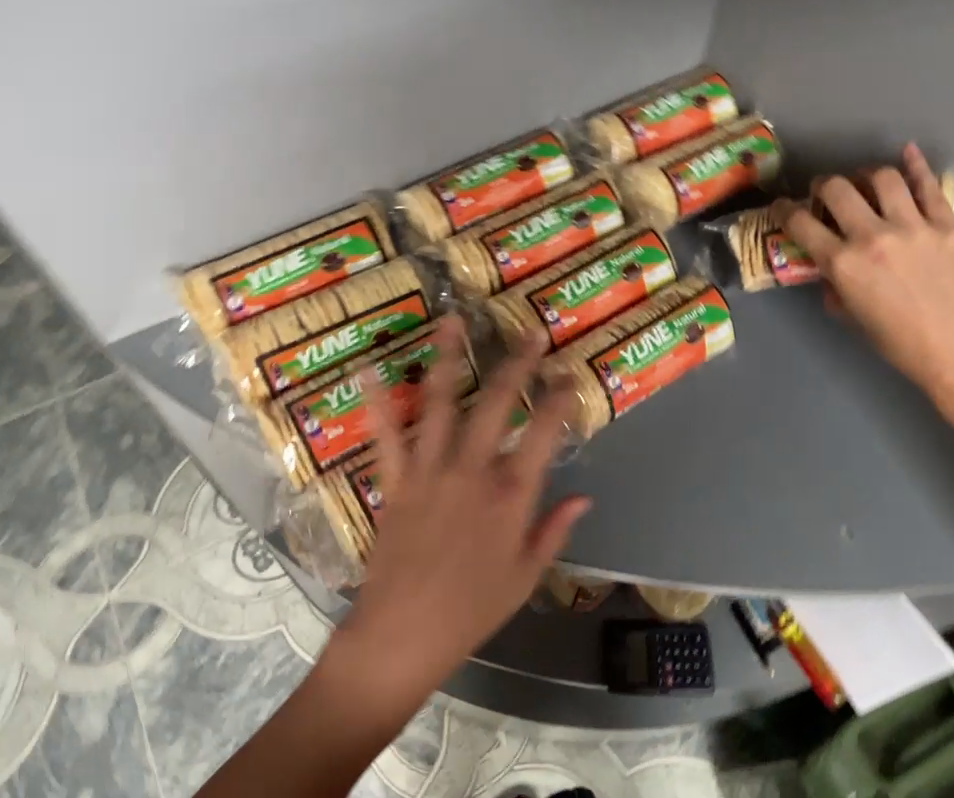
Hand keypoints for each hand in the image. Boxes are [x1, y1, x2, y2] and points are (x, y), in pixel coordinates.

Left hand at [332, 317, 590, 707]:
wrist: (405, 632)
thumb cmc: (472, 610)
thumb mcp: (527, 576)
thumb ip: (554, 530)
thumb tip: (583, 497)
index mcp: (512, 496)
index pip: (545, 433)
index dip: (560, 398)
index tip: (568, 375)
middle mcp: (473, 471)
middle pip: (497, 403)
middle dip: (517, 363)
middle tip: (531, 334)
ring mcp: (430, 470)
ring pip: (441, 402)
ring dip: (448, 357)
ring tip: (454, 320)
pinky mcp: (395, 480)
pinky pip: (386, 433)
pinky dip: (377, 399)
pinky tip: (369, 368)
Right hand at [782, 144, 953, 399]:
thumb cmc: (898, 343)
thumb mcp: (851, 316)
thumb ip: (834, 284)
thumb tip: (829, 266)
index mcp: (843, 264)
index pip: (801, 223)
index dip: (784, 209)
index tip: (782, 206)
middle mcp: (873, 236)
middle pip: (838, 188)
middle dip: (824, 185)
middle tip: (826, 192)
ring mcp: (913, 226)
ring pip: (883, 177)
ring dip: (867, 176)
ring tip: (867, 183)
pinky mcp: (947, 225)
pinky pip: (929, 186)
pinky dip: (916, 166)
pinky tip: (908, 154)